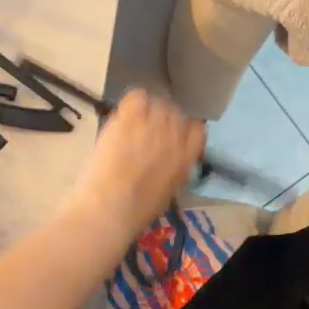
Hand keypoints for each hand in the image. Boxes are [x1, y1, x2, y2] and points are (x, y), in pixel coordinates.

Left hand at [61, 90, 205, 238]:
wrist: (110, 207)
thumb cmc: (136, 212)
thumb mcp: (166, 193)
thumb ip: (173, 170)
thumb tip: (168, 161)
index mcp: (187, 158)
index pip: (197, 130)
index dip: (183, 130)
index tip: (171, 136)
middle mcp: (175, 136)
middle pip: (175, 113)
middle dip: (163, 120)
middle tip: (146, 130)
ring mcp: (153, 124)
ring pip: (157, 102)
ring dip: (146, 111)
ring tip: (132, 123)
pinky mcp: (130, 117)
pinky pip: (137, 96)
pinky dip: (132, 102)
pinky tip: (123, 115)